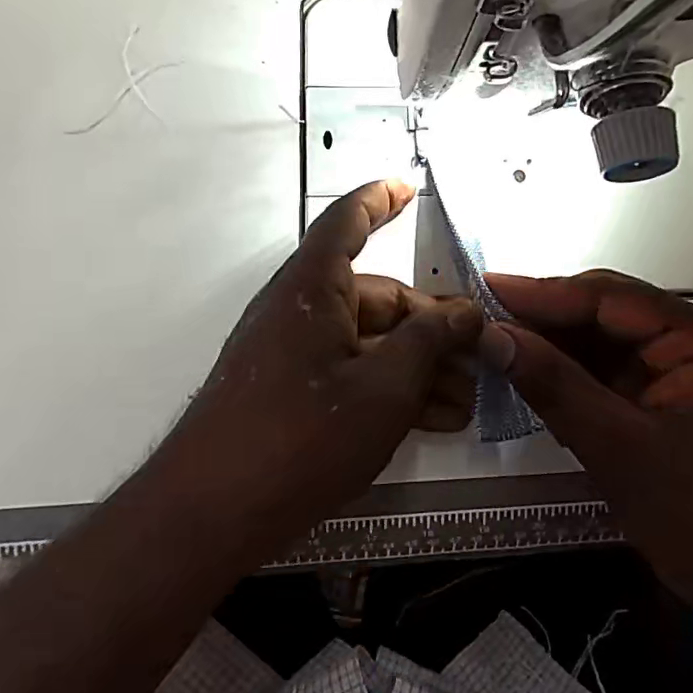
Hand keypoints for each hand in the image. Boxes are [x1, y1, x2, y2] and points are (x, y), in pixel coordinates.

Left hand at [151, 180, 483, 548]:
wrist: (213, 507)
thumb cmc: (300, 437)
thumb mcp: (383, 389)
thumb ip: (426, 342)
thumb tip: (462, 312)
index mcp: (312, 286)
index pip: (346, 222)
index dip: (379, 199)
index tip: (408, 184)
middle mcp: (298, 308)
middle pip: (374, 296)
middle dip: (430, 325)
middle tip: (479, 354)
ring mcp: (290, 350)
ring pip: (366, 340)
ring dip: (415, 364)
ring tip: (463, 400)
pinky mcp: (288, 389)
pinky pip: (347, 369)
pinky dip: (386, 386)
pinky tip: (427, 417)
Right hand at [485, 271, 692, 692]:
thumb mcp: (620, 450)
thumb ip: (553, 384)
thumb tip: (490, 334)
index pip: (610, 297)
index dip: (541, 292)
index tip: (483, 288)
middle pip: (608, 316)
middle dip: (545, 321)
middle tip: (481, 320)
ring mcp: (692, 375)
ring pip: (607, 345)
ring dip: (556, 349)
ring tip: (497, 347)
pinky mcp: (678, 405)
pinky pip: (616, 376)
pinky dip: (575, 378)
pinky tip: (536, 379)